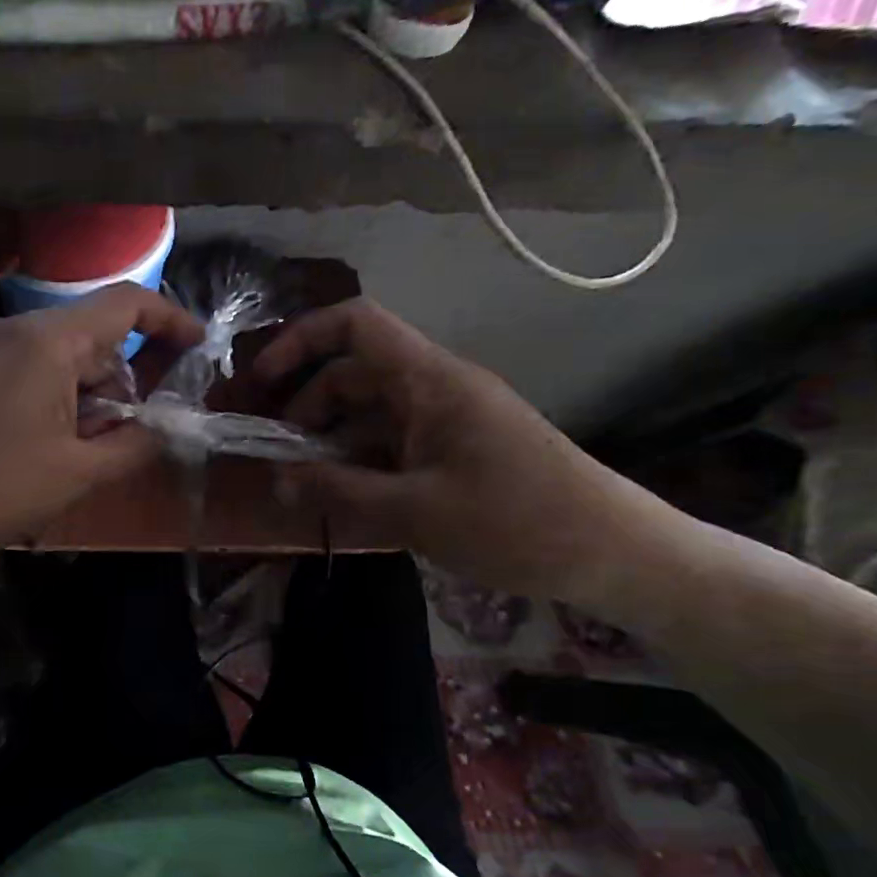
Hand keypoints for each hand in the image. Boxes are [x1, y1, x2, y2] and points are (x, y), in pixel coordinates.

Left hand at [0, 283, 203, 580]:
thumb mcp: (76, 472)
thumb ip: (133, 443)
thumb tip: (167, 426)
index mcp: (50, 340)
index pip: (127, 303)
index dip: (171, 321)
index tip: (201, 350)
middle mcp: (20, 333)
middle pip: (98, 333)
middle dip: (136, 372)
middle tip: (160, 419)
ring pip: (68, 359)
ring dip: (99, 394)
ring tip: (113, 445)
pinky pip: (38, 374)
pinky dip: (67, 401)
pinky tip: (71, 445)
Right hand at [253, 298, 670, 600]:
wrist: (614, 552)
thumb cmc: (515, 523)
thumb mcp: (413, 511)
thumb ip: (337, 491)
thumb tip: (275, 480)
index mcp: (429, 381)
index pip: (355, 324)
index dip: (301, 341)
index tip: (262, 382)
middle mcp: (435, 388)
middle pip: (353, 372)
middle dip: (308, 408)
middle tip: (281, 459)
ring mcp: (448, 419)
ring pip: (371, 411)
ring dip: (333, 441)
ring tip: (308, 486)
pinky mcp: (457, 449)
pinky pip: (394, 441)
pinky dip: (362, 461)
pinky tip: (347, 498)